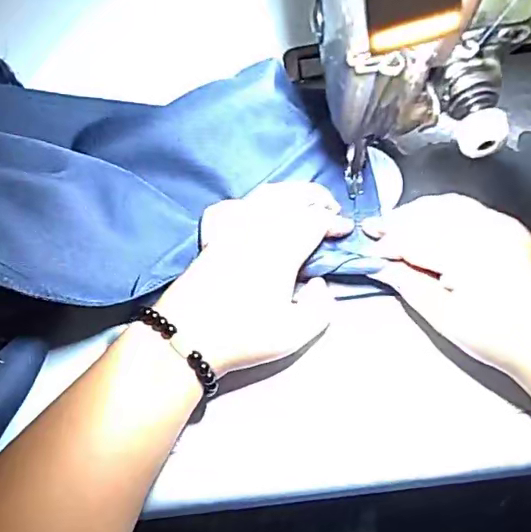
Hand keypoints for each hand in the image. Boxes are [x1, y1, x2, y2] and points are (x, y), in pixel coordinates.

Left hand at [152, 182, 354, 373]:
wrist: (185, 337)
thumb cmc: (242, 337)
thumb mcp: (295, 333)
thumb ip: (320, 308)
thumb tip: (320, 285)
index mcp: (280, 248)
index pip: (314, 219)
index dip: (334, 222)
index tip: (345, 231)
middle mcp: (256, 228)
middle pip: (291, 196)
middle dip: (316, 198)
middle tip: (330, 211)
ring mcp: (230, 229)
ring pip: (263, 195)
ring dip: (289, 193)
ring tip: (301, 204)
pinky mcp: (211, 237)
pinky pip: (232, 206)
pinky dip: (249, 203)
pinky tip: (253, 213)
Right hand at [365, 193, 530, 394]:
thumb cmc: (507, 338)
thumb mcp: (446, 317)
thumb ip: (411, 286)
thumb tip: (386, 268)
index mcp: (466, 249)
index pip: (414, 236)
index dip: (388, 241)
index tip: (369, 244)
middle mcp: (487, 228)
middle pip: (431, 212)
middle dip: (402, 220)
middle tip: (379, 233)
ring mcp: (504, 226)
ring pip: (451, 205)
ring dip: (423, 213)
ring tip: (403, 229)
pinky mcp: (514, 231)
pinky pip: (472, 210)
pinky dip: (447, 215)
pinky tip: (437, 229)